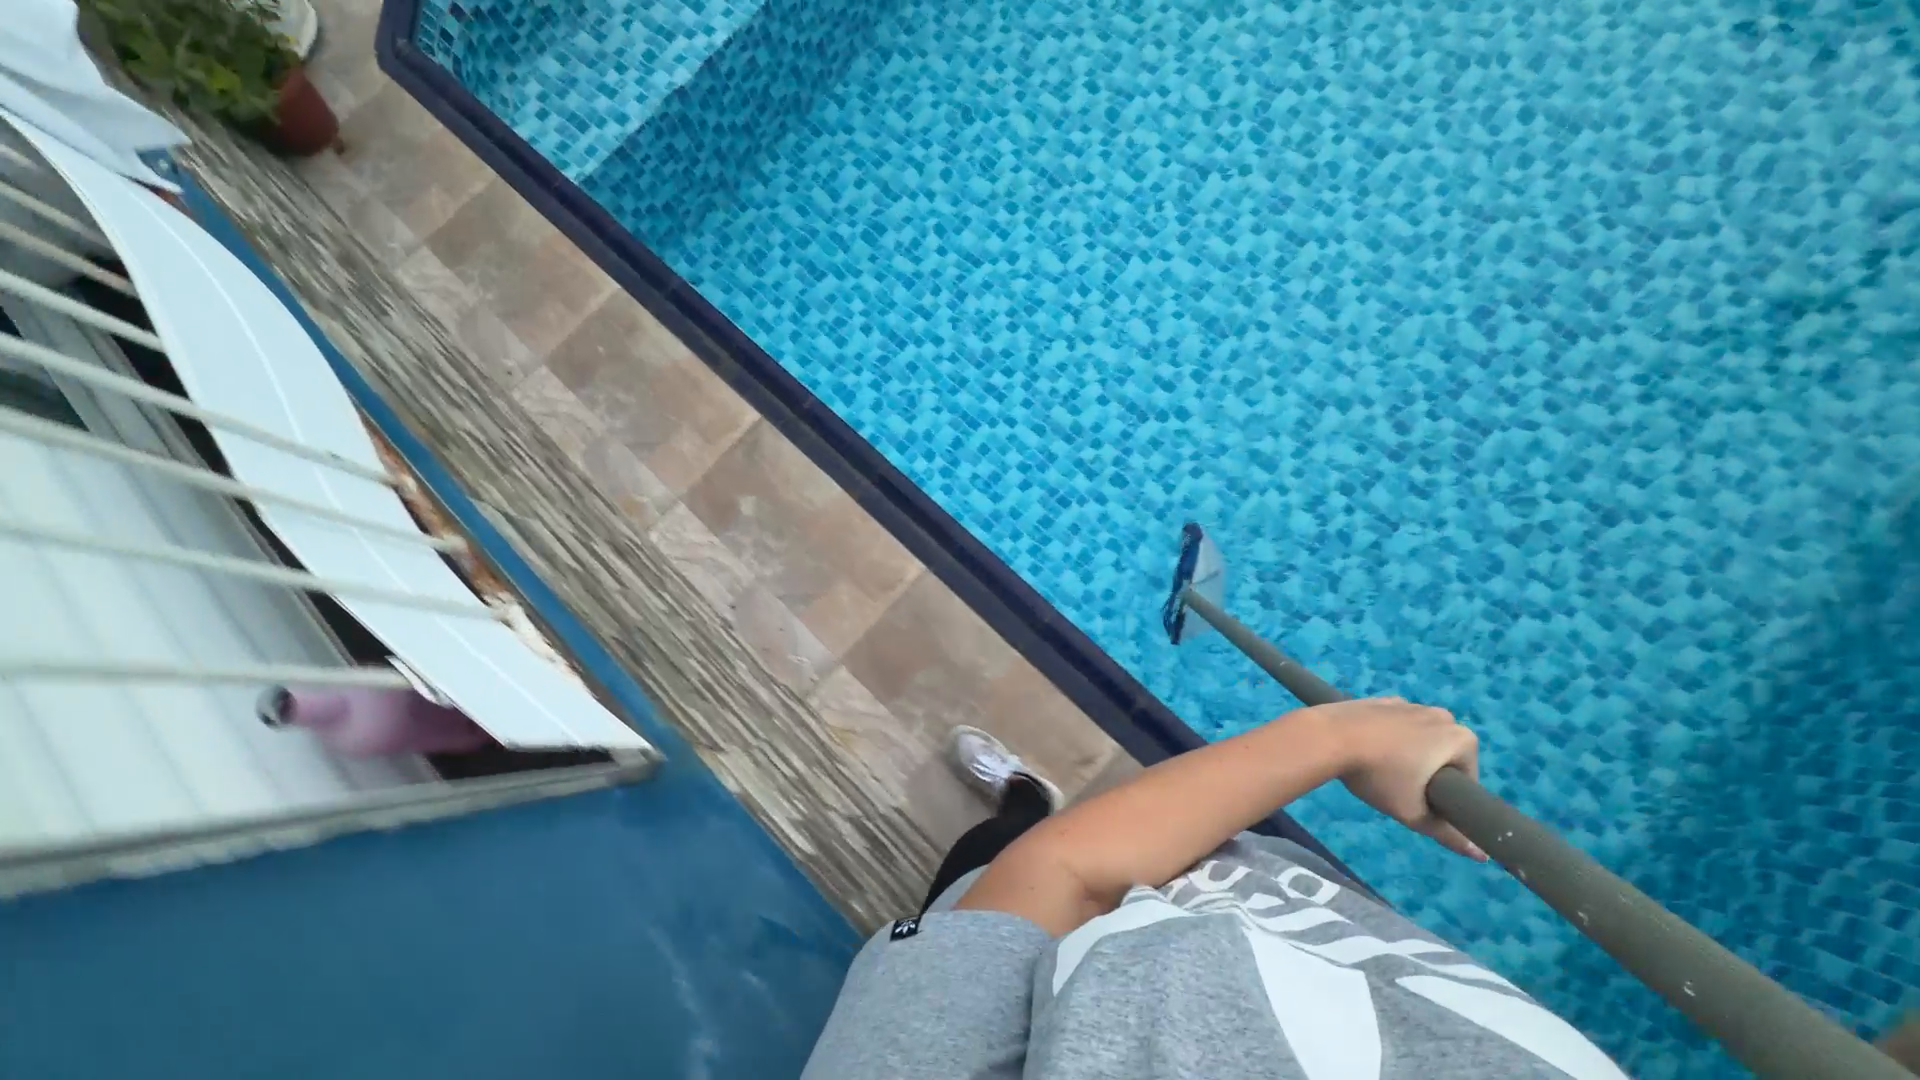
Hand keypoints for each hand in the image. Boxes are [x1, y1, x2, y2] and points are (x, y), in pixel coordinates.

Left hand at [1314, 697, 1486, 860]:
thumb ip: (1448, 834)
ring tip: (1379, 769)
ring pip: (1418, 738)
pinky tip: (1366, 749)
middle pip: (1443, 755)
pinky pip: (1394, 725)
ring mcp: (1410, 703)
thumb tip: (1480, 855)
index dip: (1447, 796)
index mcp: (1460, 738)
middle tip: (1398, 788)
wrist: (1327, 737)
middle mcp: (1441, 715)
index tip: (1419, 802)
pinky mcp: (1382, 699)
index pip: (1467, 777)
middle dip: (1426, 772)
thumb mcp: (1412, 812)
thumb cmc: (1377, 775)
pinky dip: (1386, 737)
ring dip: (1407, 754)